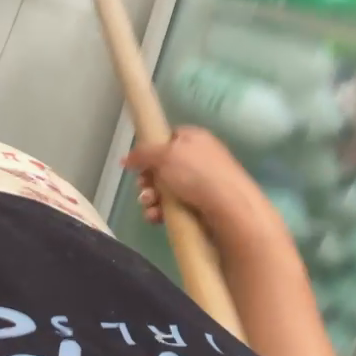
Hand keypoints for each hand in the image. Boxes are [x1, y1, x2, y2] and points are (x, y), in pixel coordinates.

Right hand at [122, 127, 274, 239]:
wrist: (230, 207)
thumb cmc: (197, 173)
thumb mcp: (164, 155)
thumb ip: (142, 154)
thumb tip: (125, 159)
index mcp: (193, 139)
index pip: (166, 138)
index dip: (150, 149)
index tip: (139, 162)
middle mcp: (197, 158)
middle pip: (161, 167)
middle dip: (147, 180)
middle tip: (144, 187)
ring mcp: (200, 183)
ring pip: (164, 189)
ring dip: (150, 197)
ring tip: (150, 205)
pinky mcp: (199, 205)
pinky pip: (172, 206)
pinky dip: (160, 211)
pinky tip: (156, 217)